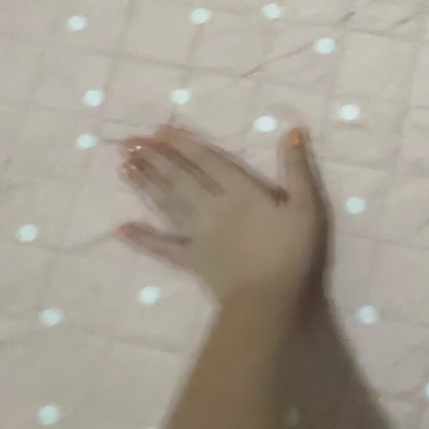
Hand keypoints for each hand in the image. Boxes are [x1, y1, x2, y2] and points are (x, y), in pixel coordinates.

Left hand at [117, 125, 324, 311]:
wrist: (267, 299)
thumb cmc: (291, 250)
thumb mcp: (306, 205)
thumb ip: (297, 168)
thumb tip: (293, 129)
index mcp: (239, 192)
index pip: (207, 162)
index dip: (184, 145)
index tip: (160, 130)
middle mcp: (212, 208)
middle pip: (180, 179)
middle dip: (155, 159)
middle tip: (129, 142)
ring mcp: (198, 235)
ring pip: (167, 205)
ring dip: (145, 186)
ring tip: (124, 167)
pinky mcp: (192, 261)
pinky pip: (163, 248)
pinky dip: (142, 239)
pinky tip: (122, 229)